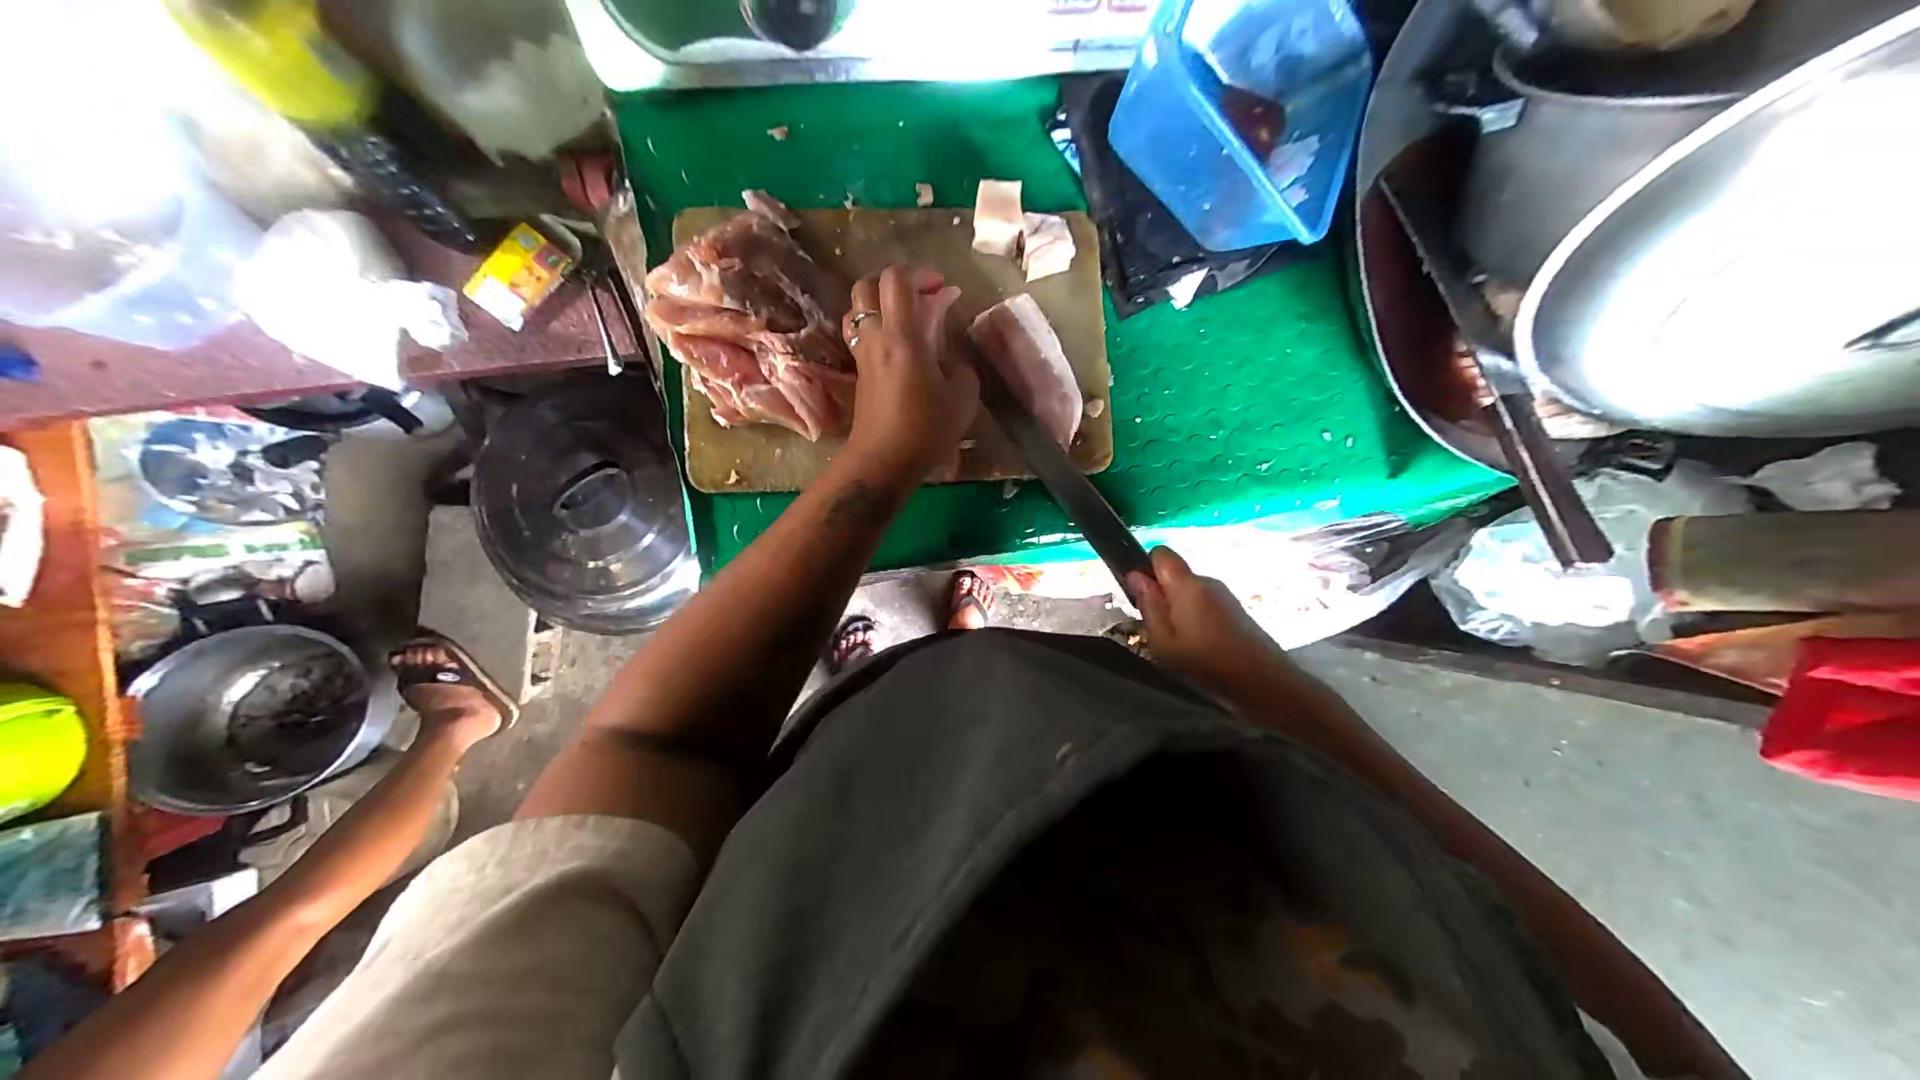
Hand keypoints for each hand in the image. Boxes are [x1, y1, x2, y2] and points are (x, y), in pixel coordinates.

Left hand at [841, 265, 979, 476]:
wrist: (883, 462)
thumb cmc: (927, 429)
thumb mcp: (962, 394)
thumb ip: (959, 360)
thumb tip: (949, 345)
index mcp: (902, 336)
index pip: (896, 280)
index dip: (920, 274)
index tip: (942, 290)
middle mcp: (875, 338)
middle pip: (867, 285)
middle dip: (896, 283)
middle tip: (924, 299)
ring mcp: (862, 354)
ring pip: (857, 309)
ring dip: (881, 304)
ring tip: (907, 319)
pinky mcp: (858, 372)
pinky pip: (859, 333)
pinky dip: (876, 326)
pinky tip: (897, 345)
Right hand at [1126, 547, 1285, 695]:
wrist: (1265, 684)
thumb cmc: (1206, 664)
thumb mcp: (1163, 641)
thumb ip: (1149, 605)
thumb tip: (1135, 575)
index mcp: (1187, 584)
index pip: (1160, 553)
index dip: (1146, 569)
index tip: (1142, 597)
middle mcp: (1208, 581)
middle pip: (1175, 575)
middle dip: (1162, 595)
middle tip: (1159, 629)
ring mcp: (1225, 595)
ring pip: (1189, 592)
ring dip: (1179, 610)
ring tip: (1180, 643)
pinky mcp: (1236, 610)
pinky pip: (1205, 604)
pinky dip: (1196, 619)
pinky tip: (1200, 647)